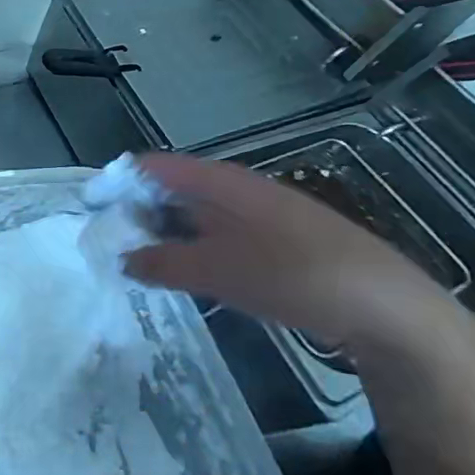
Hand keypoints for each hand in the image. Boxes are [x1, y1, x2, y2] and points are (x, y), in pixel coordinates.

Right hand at [120, 152, 458, 350]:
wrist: (386, 308)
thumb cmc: (294, 275)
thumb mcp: (218, 270)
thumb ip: (163, 263)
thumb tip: (124, 258)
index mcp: (221, 182)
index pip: (153, 166)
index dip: (117, 181)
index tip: (89, 210)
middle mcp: (237, 190)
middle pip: (172, 187)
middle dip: (136, 210)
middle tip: (104, 242)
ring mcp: (259, 215)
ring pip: (195, 214)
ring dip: (163, 232)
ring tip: (133, 260)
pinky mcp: (276, 242)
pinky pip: (218, 235)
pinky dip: (191, 247)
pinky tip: (185, 274)